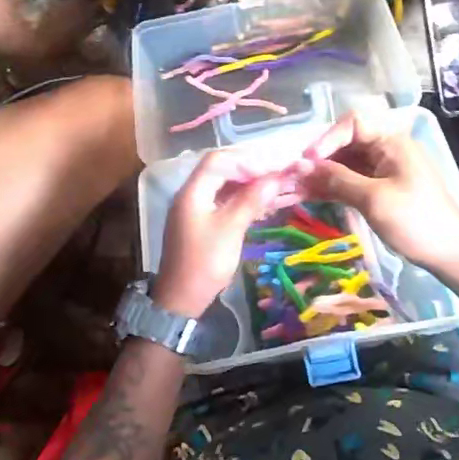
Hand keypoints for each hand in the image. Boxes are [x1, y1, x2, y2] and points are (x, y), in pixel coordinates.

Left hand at [152, 148, 305, 317]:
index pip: (219, 160)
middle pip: (221, 170)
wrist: (181, 299)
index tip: (273, 168)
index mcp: (192, 191)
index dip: (247, 160)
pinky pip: (223, 201)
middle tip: (278, 174)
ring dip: (249, 184)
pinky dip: (242, 199)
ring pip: (224, 186)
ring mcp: (195, 208)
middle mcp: (191, 194)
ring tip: (275, 188)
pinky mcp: (201, 222)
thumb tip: (274, 178)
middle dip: (250, 169)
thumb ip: (251, 200)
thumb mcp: (230, 229)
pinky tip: (262, 204)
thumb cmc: (204, 263)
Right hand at [299, 111, 458, 272]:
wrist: (450, 255)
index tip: (307, 162)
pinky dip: (331, 188)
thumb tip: (300, 165)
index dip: (326, 139)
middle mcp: (385, 150)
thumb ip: (336, 179)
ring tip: (293, 191)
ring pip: (343, 165)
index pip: (351, 124)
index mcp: (391, 142)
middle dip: (317, 160)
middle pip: (344, 144)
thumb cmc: (416, 222)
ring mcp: (383, 171)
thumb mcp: (373, 199)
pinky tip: (308, 197)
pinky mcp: (380, 190)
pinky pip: (349, 182)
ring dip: (320, 177)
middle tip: (292, 179)